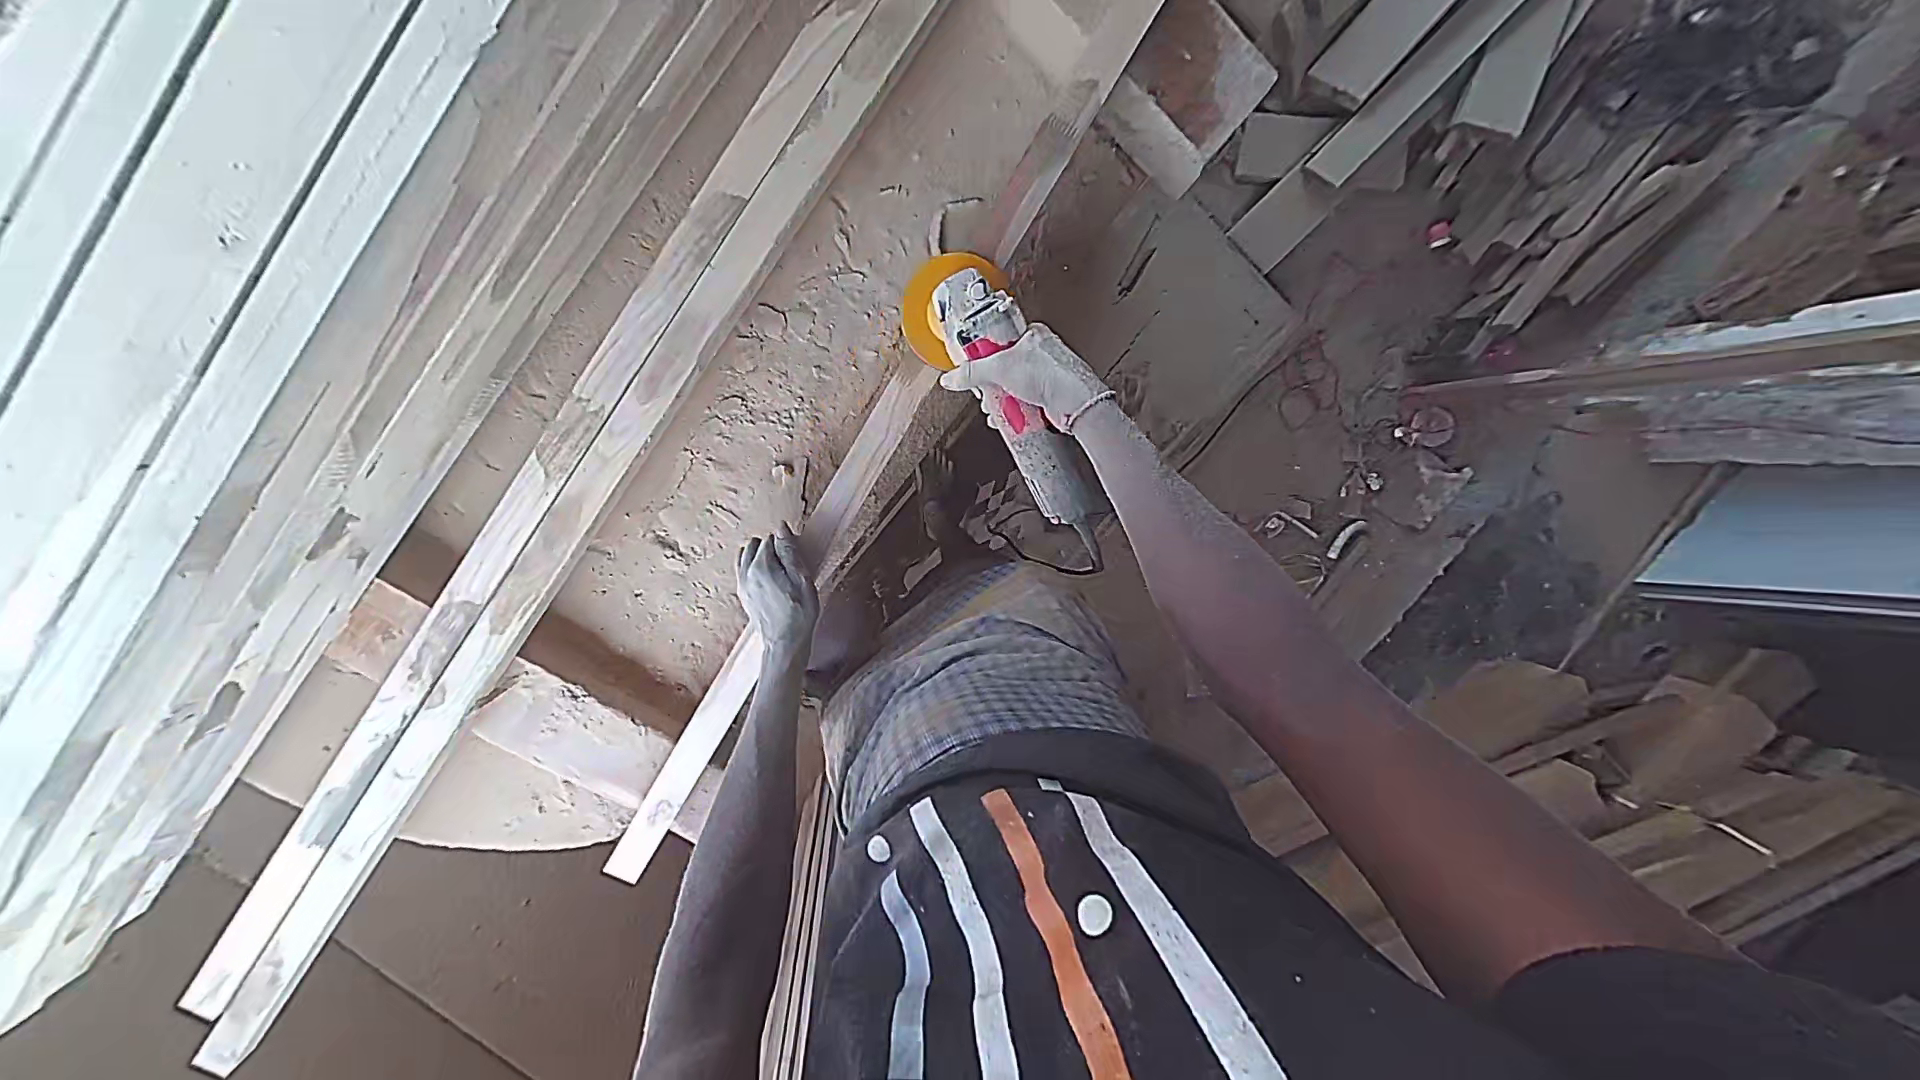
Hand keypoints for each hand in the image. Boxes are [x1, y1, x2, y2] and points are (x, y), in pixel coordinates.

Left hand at [736, 523, 818, 658]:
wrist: (785, 642)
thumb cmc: (799, 612)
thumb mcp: (801, 578)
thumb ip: (789, 551)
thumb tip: (781, 528)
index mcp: (761, 566)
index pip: (771, 539)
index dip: (786, 544)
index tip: (796, 556)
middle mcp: (746, 573)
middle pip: (755, 545)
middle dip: (771, 548)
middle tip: (788, 563)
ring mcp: (742, 585)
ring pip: (746, 557)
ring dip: (760, 557)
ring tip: (778, 570)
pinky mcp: (743, 595)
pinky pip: (744, 571)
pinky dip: (754, 569)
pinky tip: (770, 580)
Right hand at [937, 323, 1110, 430]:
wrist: (1075, 403)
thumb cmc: (1052, 375)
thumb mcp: (1000, 368)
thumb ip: (972, 373)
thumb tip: (952, 378)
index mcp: (1031, 335)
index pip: (999, 341)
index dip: (984, 355)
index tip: (973, 366)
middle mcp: (1039, 354)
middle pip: (1003, 369)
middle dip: (991, 385)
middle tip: (985, 391)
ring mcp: (1044, 377)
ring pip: (1012, 388)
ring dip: (1002, 401)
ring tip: (996, 407)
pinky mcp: (1047, 397)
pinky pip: (1023, 403)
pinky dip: (1014, 412)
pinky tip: (1010, 416)